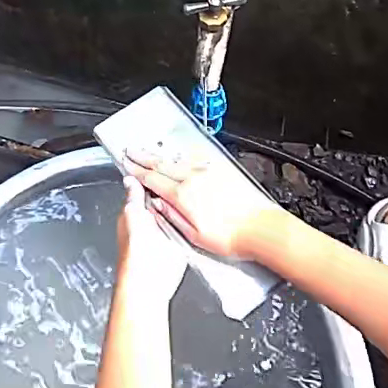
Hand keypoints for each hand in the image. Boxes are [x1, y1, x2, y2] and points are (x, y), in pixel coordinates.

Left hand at [115, 176, 187, 308]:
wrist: (149, 279)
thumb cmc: (135, 249)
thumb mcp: (132, 213)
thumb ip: (134, 196)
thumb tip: (130, 178)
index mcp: (135, 212)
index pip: (146, 189)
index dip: (156, 179)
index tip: (167, 167)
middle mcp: (151, 220)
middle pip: (164, 199)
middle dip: (173, 191)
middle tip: (185, 177)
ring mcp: (166, 231)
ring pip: (177, 211)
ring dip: (184, 204)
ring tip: (194, 191)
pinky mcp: (180, 242)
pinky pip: (187, 226)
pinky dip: (192, 219)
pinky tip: (200, 210)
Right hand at [125, 148, 282, 260]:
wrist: (260, 228)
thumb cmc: (231, 237)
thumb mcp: (194, 235)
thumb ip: (172, 217)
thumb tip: (157, 205)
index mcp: (184, 195)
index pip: (153, 180)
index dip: (137, 172)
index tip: (127, 165)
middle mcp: (194, 179)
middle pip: (161, 164)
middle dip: (143, 157)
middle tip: (131, 151)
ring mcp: (208, 172)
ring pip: (177, 160)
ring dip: (160, 155)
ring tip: (148, 152)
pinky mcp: (220, 171)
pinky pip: (193, 160)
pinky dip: (180, 157)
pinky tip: (177, 157)